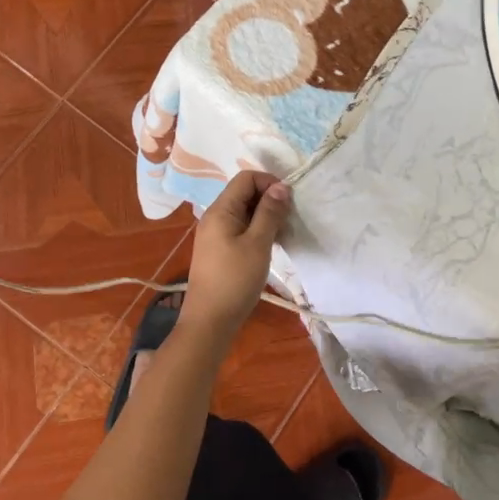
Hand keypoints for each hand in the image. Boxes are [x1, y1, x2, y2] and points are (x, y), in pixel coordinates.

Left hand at [184, 171, 291, 347]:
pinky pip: (240, 228)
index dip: (269, 183)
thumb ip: (270, 213)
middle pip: (244, 193)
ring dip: (265, 216)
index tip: (288, 202)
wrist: (209, 321)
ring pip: (244, 211)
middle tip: (289, 220)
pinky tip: (270, 245)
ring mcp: (215, 233)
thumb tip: (281, 186)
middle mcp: (214, 217)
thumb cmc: (235, 280)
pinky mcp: (218, 249)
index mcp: (220, 210)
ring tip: (282, 234)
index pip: (246, 178)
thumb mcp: (258, 244)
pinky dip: (256, 230)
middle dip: (269, 199)